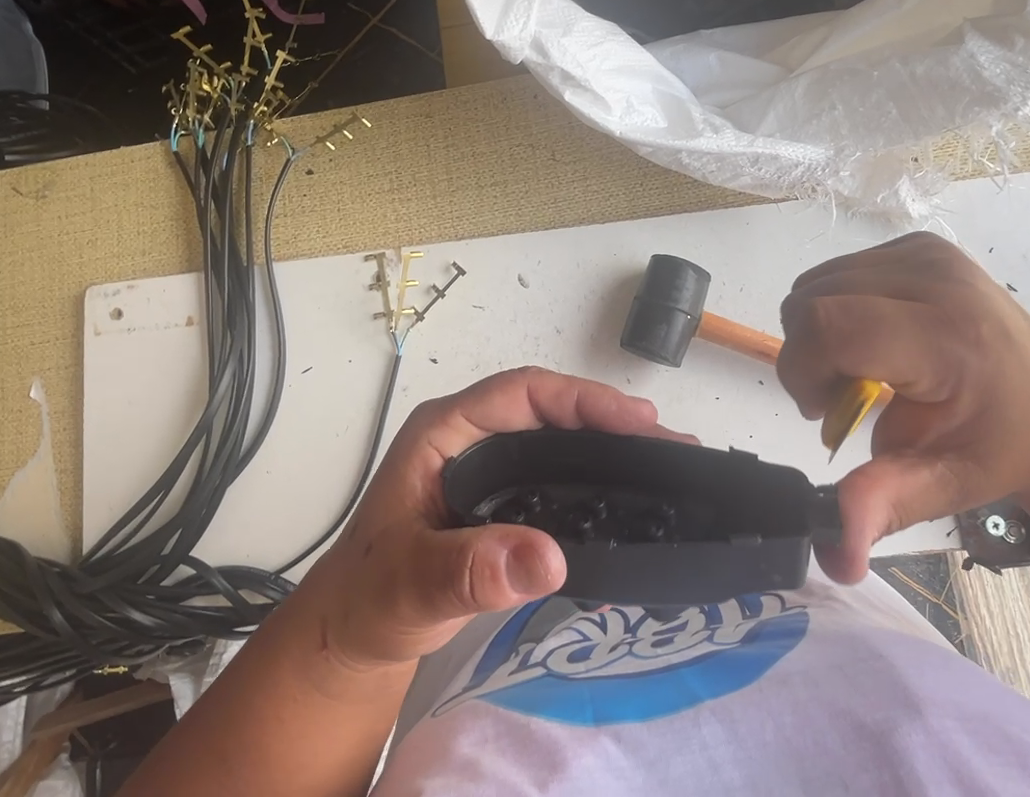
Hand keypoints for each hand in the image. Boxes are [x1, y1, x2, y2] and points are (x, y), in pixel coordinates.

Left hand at [296, 367, 659, 671]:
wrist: (355, 633)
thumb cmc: (369, 598)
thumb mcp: (410, 584)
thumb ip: (468, 571)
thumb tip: (548, 558)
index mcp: (444, 433)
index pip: (521, 394)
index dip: (581, 400)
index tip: (638, 421)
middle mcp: (471, 441)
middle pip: (551, 413)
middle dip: (612, 424)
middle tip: (674, 447)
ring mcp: (488, 472)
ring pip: (559, 446)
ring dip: (611, 454)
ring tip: (669, 470)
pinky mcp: (502, 505)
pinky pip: (558, 482)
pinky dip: (596, 487)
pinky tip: (631, 505)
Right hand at [777, 232, 1029, 582]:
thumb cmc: (1004, 450)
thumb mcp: (948, 484)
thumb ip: (884, 503)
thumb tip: (835, 556)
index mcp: (947, 337)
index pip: (826, 326)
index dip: (804, 370)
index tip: (828, 413)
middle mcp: (936, 278)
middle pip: (808, 303)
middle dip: (807, 358)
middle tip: (846, 401)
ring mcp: (928, 253)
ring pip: (814, 286)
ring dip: (819, 335)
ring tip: (862, 372)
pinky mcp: (919, 245)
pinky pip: (836, 274)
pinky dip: (837, 311)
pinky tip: (875, 342)